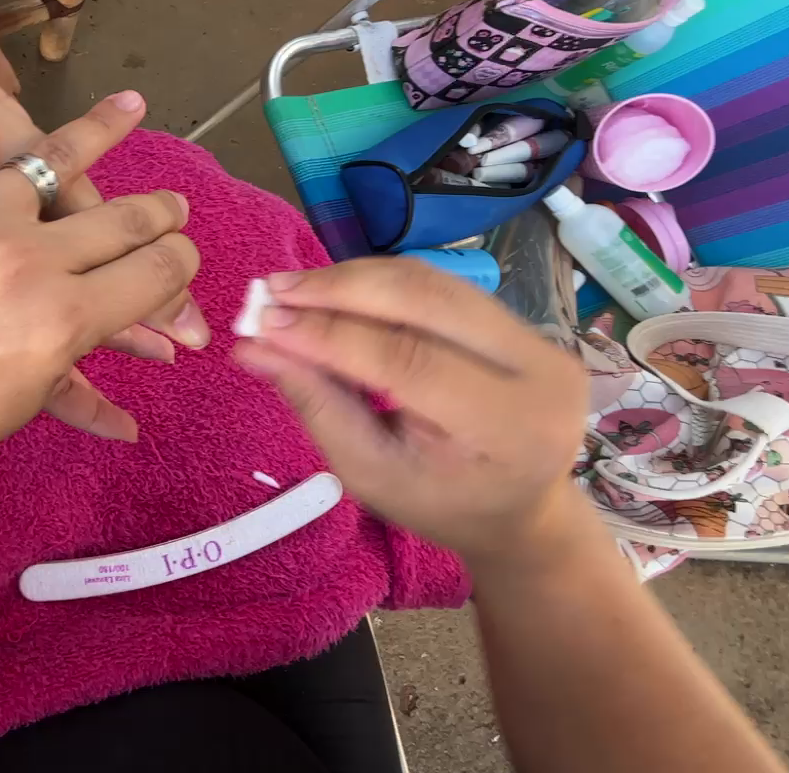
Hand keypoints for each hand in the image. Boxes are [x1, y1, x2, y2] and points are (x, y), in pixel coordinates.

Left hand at [0, 0, 200, 515]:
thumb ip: (86, 393)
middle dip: (161, 216)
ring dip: (105, 134)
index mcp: (67, 321)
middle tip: (172, 209)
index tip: (182, 260)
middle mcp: (32, 260)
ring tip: (133, 108)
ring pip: (60, 162)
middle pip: (125, 220)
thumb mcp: (24, 405)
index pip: (158, 270)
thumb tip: (134, 422)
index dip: (181, 266)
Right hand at [232, 258, 589, 566]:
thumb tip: (251, 347)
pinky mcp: (519, 320)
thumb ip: (314, 402)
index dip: (328, 334)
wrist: (518, 509)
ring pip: (429, 281)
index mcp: (509, 426)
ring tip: (290, 288)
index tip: (264, 322)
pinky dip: (374, 281)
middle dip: (338, 289)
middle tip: (272, 290)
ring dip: (351, 278)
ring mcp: (537, 337)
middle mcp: (538, 368)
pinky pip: (437, 284)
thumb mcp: (367, 470)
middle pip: (426, 301)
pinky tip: (330, 290)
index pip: (408, 361)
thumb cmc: (436, 501)